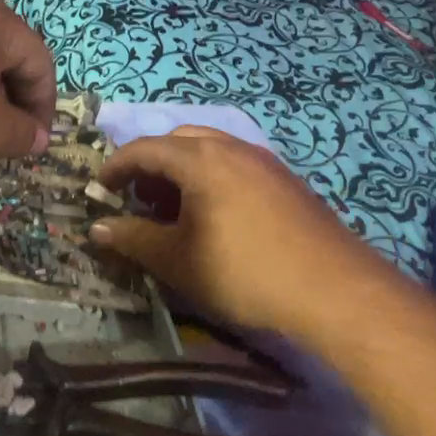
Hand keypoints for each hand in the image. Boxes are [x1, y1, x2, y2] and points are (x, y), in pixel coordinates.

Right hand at [89, 127, 400, 338]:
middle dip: (152, 165)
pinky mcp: (289, 183)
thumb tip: (97, 228)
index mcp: (199, 160)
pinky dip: (214, 179)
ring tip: (176, 209)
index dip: (116, 167)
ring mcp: (266, 163)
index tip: (101, 189)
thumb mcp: (177, 260)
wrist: (338, 293)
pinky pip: (238, 166)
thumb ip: (133, 239)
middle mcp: (232, 148)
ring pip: (212, 151)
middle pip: (179, 141)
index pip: (143, 149)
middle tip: (139, 198)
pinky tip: (218, 218)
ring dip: (184, 171)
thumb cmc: (244, 272)